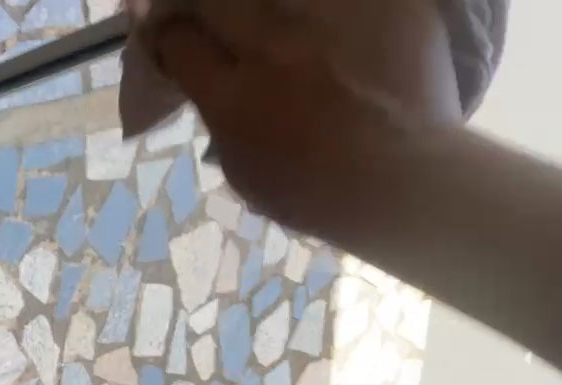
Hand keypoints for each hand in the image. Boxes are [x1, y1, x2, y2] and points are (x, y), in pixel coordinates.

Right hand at [139, 0, 464, 242]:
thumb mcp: (237, 160)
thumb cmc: (303, 187)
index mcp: (229, 94)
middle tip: (210, 17)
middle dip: (205, 7)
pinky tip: (320, 22)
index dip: (166, 33)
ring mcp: (333, 18)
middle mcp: (273, 46)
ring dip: (259, 6)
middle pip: (222, 2)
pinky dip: (323, 8)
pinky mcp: (386, 4)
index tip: (167, 32)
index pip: (179, 42)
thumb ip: (224, 113)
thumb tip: (216, 84)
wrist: (395, 175)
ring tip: (261, 21)